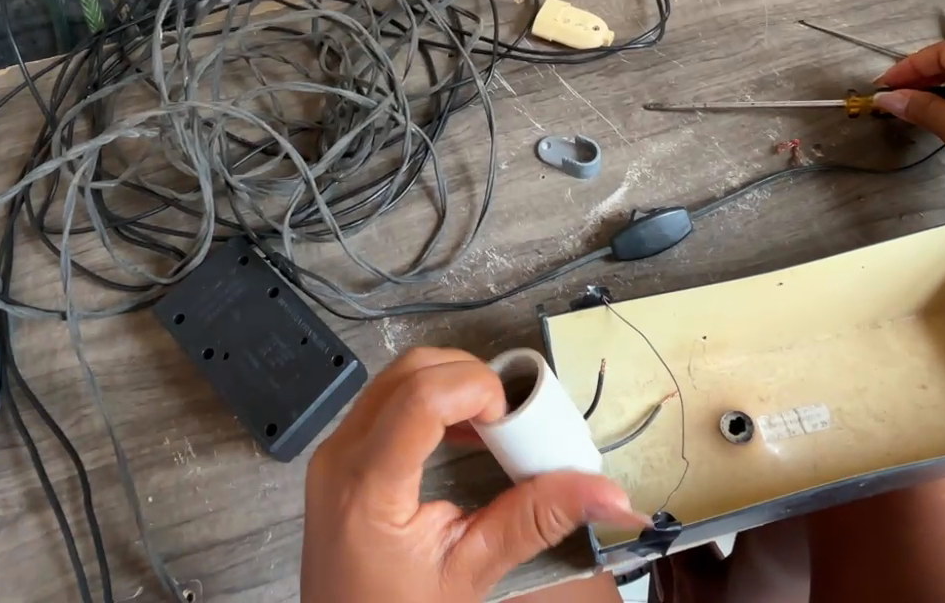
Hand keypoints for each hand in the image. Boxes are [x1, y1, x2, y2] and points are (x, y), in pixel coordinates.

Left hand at [301, 347, 645, 602]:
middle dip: (468, 376)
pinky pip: (385, 395)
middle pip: (410, 371)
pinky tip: (461, 429)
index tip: (510, 420)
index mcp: (367, 487)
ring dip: (450, 381)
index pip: (420, 398)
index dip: (476, 388)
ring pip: (397, 374)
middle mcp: (340, 453)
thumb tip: (611, 495)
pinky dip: (428, 395)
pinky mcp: (338, 450)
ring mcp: (333, 448)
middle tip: (507, 418)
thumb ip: (535, 520)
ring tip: (489, 422)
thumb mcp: (472, 572)